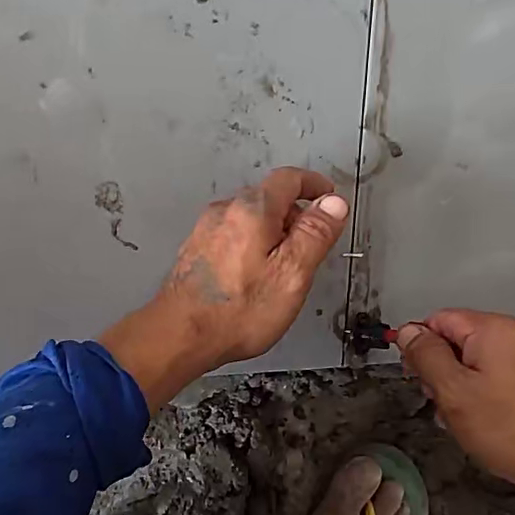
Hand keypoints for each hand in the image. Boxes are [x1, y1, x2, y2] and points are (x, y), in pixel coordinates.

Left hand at [101, 167, 349, 409]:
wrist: (180, 335)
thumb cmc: (237, 310)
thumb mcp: (292, 273)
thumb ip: (315, 234)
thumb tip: (334, 204)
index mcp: (252, 209)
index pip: (289, 179)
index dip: (314, 185)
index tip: (328, 197)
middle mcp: (225, 211)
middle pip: (268, 197)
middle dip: (294, 214)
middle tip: (311, 244)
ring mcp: (206, 230)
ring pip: (249, 218)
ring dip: (272, 231)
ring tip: (283, 267)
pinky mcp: (196, 250)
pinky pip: (232, 235)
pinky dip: (251, 244)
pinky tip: (253, 276)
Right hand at [395, 310, 514, 497]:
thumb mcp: (454, 393)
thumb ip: (426, 356)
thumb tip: (410, 331)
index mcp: (495, 329)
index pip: (440, 320)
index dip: (422, 347)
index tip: (419, 377)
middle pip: (466, 339)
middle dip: (448, 370)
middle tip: (444, 406)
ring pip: (490, 360)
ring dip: (472, 385)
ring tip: (473, 422)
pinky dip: (499, 394)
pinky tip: (500, 424)